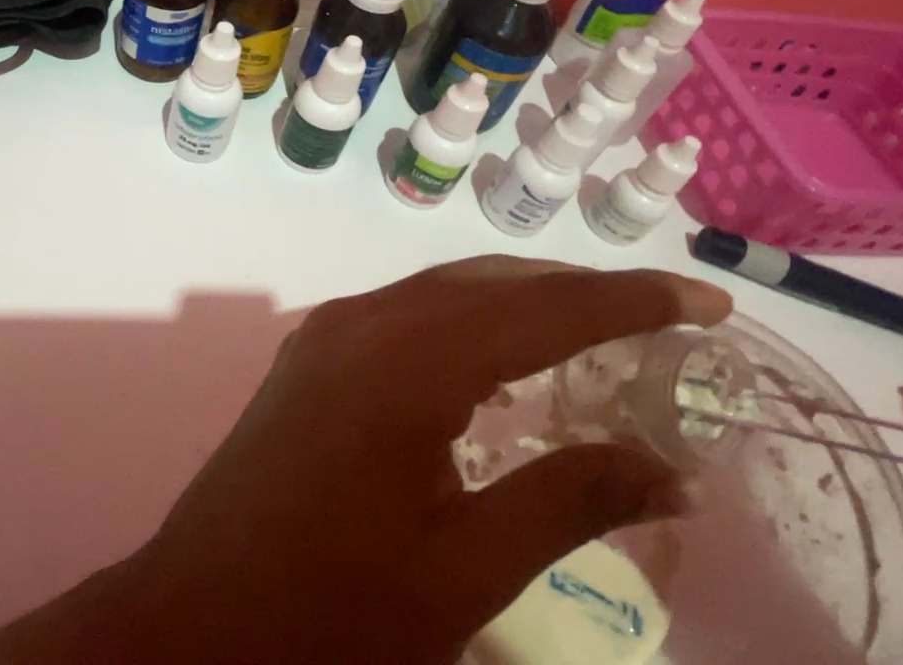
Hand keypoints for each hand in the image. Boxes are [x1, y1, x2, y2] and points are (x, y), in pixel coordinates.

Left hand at [0, 257, 732, 664]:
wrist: (195, 618)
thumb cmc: (336, 605)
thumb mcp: (468, 566)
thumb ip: (571, 501)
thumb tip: (671, 473)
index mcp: (409, 362)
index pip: (542, 309)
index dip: (629, 301)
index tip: (707, 301)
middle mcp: (363, 323)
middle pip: (490, 284)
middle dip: (576, 291)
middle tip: (659, 313)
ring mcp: (325, 335)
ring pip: (441, 292)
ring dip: (518, 298)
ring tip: (593, 325)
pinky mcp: (306, 358)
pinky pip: (401, 315)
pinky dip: (463, 319)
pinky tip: (494, 356)